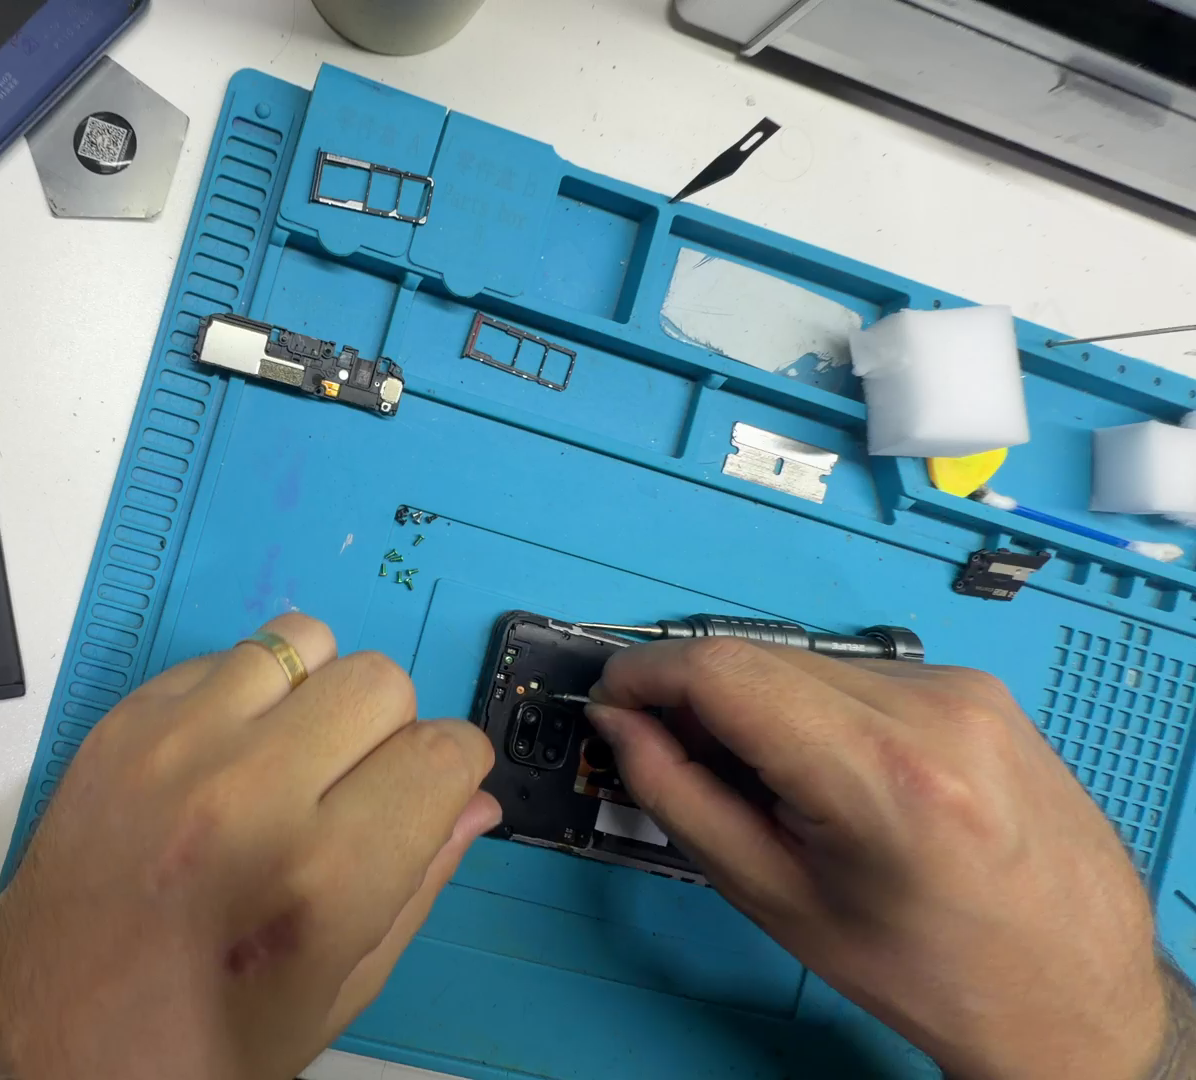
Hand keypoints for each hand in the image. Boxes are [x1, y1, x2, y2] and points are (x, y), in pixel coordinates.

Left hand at [0, 614, 500, 1079]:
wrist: (46, 1031)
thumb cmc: (199, 1041)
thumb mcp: (334, 995)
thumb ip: (419, 884)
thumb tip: (472, 799)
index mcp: (322, 877)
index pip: (442, 755)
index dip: (452, 767)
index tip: (430, 784)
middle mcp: (250, 789)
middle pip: (378, 681)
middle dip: (388, 727)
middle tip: (350, 779)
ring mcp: (177, 741)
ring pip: (303, 638)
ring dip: (315, 690)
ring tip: (288, 749)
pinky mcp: (125, 717)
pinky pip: (226, 654)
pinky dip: (246, 690)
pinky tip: (222, 750)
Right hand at [586, 640, 1165, 1079]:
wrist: (1078, 998)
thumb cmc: (909, 964)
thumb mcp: (762, 890)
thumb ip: (670, 790)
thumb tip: (615, 717)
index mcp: (881, 775)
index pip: (719, 670)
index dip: (641, 673)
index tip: (608, 704)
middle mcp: (932, 709)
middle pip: (749, 657)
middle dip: (684, 692)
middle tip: (670, 749)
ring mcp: (962, 689)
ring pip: (788, 658)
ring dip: (739, 698)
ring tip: (750, 767)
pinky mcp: (973, 687)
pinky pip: (837, 669)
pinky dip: (793, 700)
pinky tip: (810, 759)